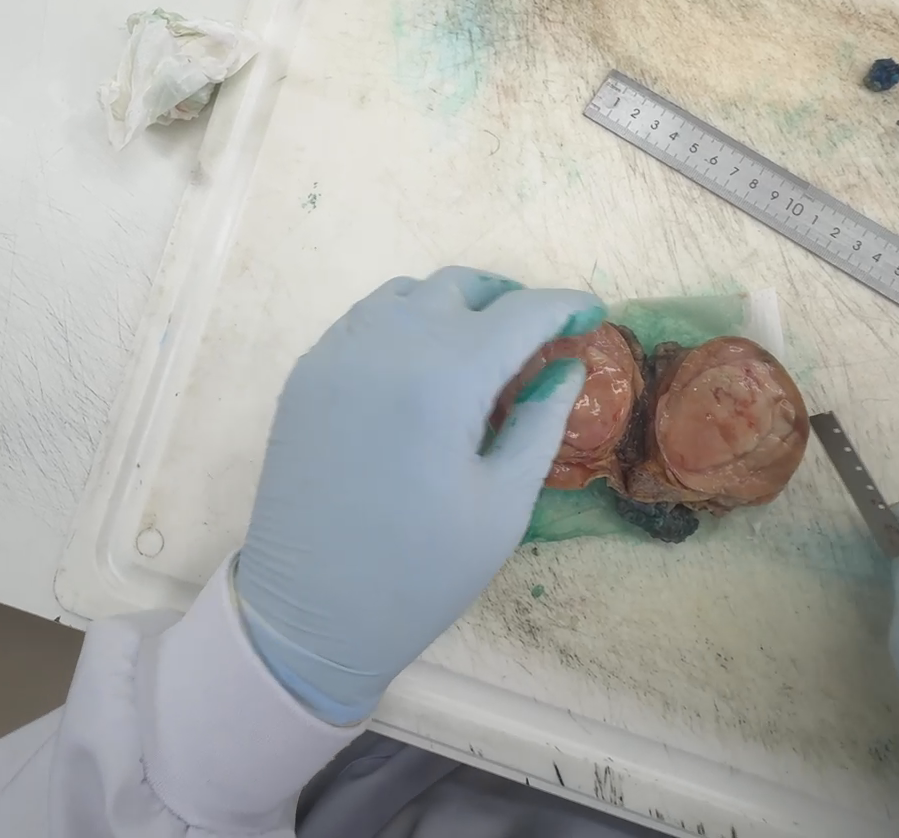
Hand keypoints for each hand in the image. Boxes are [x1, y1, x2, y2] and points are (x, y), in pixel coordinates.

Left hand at [235, 267, 602, 723]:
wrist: (308, 611)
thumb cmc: (419, 572)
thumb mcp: (503, 503)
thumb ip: (540, 421)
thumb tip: (566, 365)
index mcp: (444, 377)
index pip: (520, 313)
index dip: (564, 304)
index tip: (591, 309)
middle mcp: (387, 343)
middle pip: (460, 286)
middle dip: (509, 298)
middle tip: (536, 333)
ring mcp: (338, 351)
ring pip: (408, 293)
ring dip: (453, 304)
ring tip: (479, 345)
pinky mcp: (307, 370)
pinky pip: (365, 318)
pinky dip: (405, 321)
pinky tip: (419, 363)